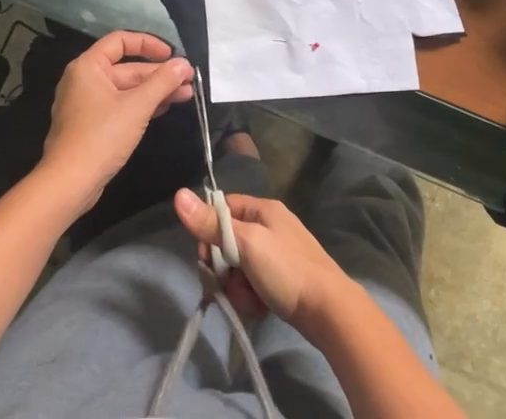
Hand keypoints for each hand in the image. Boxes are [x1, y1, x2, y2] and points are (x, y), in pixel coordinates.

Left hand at [38, 32, 192, 214]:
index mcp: (88, 67)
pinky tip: (165, 108)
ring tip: (186, 95)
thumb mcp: (137, 106)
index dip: (148, 44)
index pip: (120, 41)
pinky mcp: (93, 125)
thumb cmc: (101, 136)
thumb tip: (184, 64)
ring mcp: (87, 104)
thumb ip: (162, 82)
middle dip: (159, 74)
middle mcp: (85, 80)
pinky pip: (121, 106)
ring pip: (126, 89)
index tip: (172, 55)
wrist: (70, 182)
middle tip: (189, 80)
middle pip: (126, 68)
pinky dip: (142, 106)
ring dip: (155, 91)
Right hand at [174, 189, 352, 326]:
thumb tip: (178, 194)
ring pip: (237, 268)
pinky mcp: (280, 279)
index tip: (207, 258)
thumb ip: (211, 224)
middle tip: (230, 284)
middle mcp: (269, 227)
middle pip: (227, 243)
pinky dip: (251, 297)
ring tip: (252, 299)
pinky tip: (260, 306)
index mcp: (262, 210)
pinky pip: (251, 284)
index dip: (208, 233)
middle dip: (224, 269)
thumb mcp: (246, 244)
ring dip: (237, 288)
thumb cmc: (287, 270)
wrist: (328, 310)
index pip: (221, 211)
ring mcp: (275, 254)